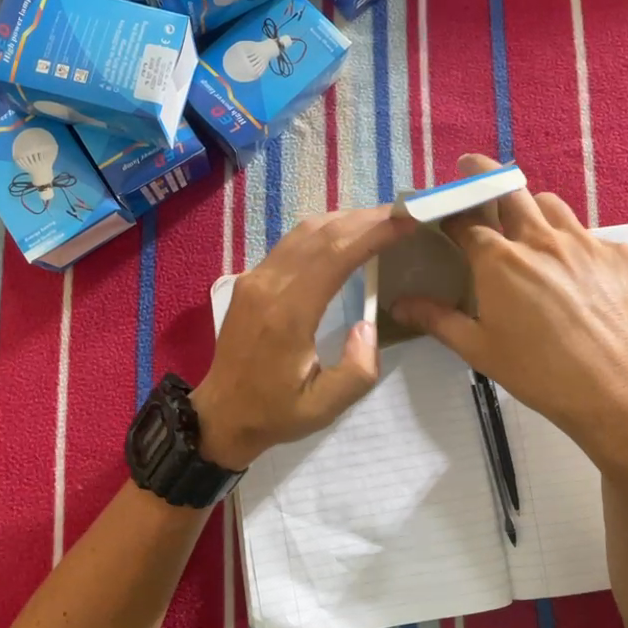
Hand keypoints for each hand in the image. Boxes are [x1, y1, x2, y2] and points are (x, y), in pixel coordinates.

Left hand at [193, 207, 415, 469]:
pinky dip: (323, 231)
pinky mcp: (250, 280)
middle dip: (365, 219)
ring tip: (380, 221)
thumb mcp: (325, 407)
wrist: (221, 414)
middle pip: (322, 234)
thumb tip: (367, 324)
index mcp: (289, 314)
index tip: (406, 220)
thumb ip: (358, 370)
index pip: (336, 255)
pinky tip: (344, 236)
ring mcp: (255, 278)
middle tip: (402, 214)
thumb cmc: (275, 412)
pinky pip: (290, 243)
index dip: (373, 233)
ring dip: (344, 220)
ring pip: (304, 232)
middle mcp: (269, 286)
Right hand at [391, 154, 627, 475]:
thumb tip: (399, 303)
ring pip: (551, 205)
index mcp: (499, 261)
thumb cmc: (539, 375)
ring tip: (529, 230)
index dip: (448, 211)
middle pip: (508, 189)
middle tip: (472, 171)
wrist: (618, 395)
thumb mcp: (479, 349)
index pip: (464, 219)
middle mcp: (541, 240)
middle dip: (484, 174)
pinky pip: (592, 236)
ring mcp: (586, 243)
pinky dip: (576, 246)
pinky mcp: (621, 255)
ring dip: (532, 210)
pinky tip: (578, 276)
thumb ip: (437, 318)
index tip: (440, 210)